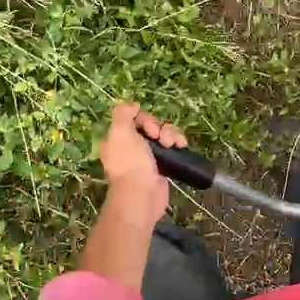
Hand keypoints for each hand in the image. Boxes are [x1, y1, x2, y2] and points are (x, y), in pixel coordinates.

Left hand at [97, 103, 183, 218]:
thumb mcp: (120, 132)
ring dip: (171, 134)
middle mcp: (131, 146)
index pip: (134, 118)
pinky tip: (181, 146)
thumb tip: (133, 105)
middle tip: (159, 138)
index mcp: (118, 138)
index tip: (148, 129)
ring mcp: (147, 156)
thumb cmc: (130, 162)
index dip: (144, 119)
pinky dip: (178, 143)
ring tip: (173, 145)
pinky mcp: (162, 164)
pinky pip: (172, 147)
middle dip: (159, 127)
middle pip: (150, 125)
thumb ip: (123, 113)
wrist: (142, 193)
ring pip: (163, 134)